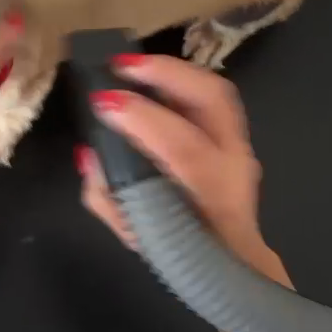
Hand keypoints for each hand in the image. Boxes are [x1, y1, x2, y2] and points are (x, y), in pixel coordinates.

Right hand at [77, 54, 289, 285]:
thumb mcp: (134, 235)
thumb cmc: (179, 252)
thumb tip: (89, 154)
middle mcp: (234, 165)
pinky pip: (213, 98)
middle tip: (120, 65)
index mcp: (211, 195)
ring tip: (133, 65)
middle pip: (212, 101)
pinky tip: (152, 79)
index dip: (142, 118)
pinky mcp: (239, 138)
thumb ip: (106, 197)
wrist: (231, 265)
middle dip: (165, 74)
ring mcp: (242, 148)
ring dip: (174, 71)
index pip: (182, 147)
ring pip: (217, 91)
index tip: (104, 102)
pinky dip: (181, 82)